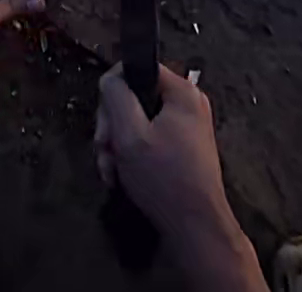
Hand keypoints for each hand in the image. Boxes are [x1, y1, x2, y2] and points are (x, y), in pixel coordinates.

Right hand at [96, 64, 244, 265]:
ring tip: (109, 167)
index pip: (135, 67)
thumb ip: (115, 94)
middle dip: (112, 124)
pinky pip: (147, 137)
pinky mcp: (181, 147)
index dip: (113, 89)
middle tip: (104, 147)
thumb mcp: (129, 131)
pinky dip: (130, 153)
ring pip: (135, 119)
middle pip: (132, 96)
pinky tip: (118, 174)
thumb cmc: (164, 178)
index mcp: (181, 91)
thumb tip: (110, 79)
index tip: (105, 120)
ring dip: (116, 142)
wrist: (196, 233)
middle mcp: (187, 103)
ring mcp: (185, 126)